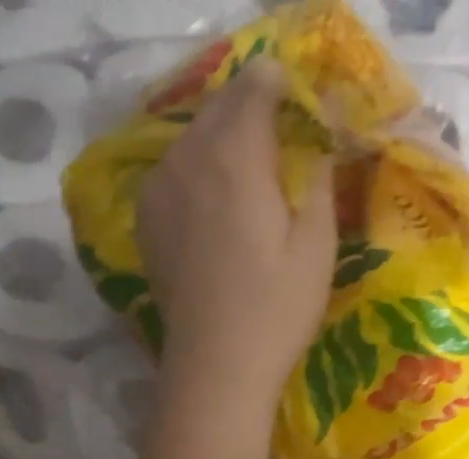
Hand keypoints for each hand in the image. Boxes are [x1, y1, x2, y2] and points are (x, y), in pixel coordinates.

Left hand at [136, 61, 335, 401]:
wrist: (216, 365)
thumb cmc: (278, 309)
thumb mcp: (317, 250)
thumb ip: (318, 186)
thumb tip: (320, 147)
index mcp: (237, 159)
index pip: (253, 91)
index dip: (278, 83)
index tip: (301, 93)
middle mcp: (189, 158)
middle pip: (218, 108)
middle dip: (249, 105)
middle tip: (282, 122)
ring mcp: (160, 186)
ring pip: (191, 136)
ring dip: (222, 135)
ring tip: (251, 155)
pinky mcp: (147, 216)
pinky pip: (173, 168)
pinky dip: (198, 164)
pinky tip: (217, 192)